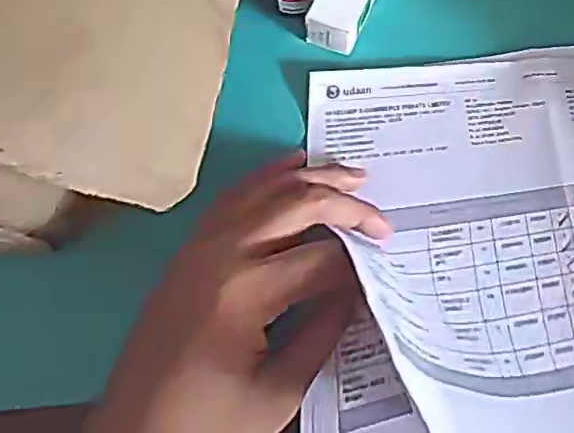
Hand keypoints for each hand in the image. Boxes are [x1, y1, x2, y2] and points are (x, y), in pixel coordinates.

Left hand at [88, 152, 393, 432]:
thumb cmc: (205, 426)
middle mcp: (224, 253)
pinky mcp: (190, 248)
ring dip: (315, 177)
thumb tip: (361, 288)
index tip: (382, 267)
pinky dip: (269, 175)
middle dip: (348, 206)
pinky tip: (293, 166)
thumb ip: (324, 332)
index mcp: (246, 293)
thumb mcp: (276, 396)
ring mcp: (203, 244)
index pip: (324, 258)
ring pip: (270, 188)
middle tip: (379, 217)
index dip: (360, 261)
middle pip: (301, 205)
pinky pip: (236, 195)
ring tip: (352, 176)